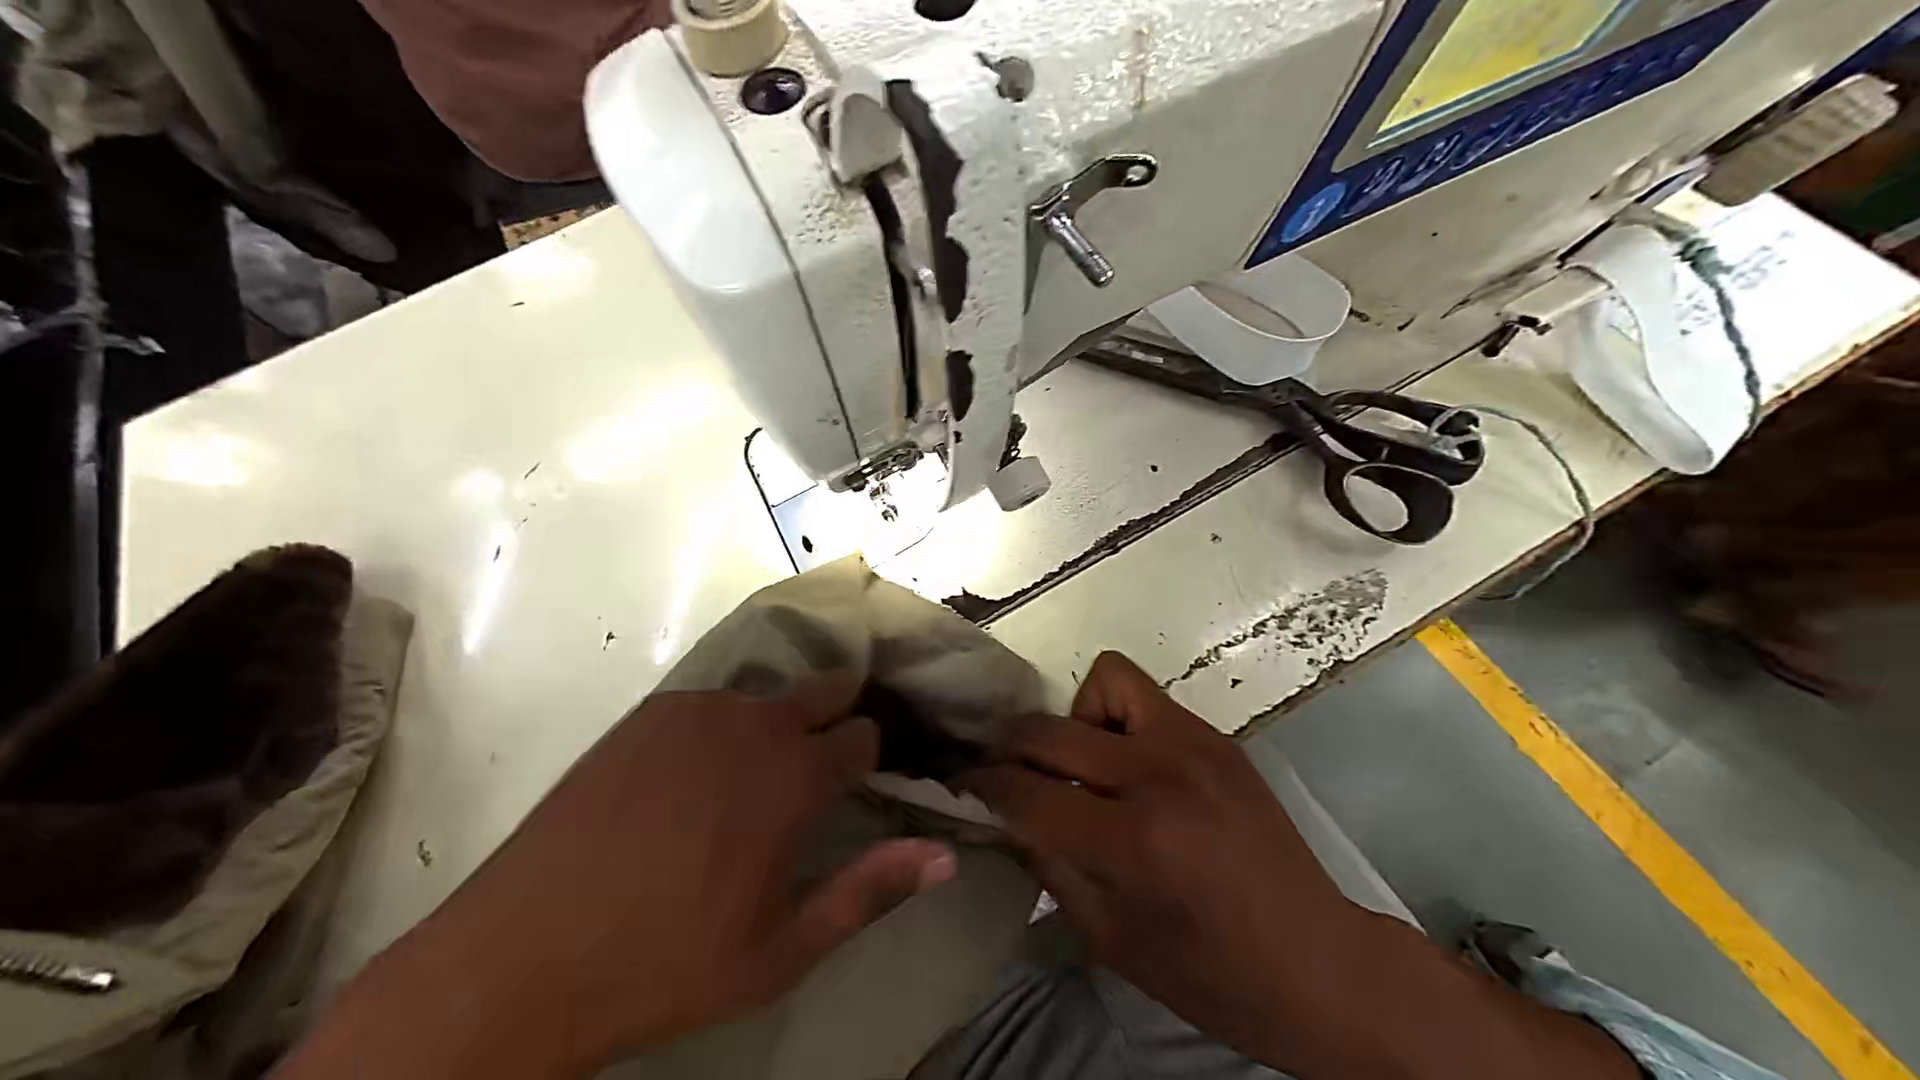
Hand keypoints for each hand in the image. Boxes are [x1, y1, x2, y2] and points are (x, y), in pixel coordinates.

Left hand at [279, 677, 955, 1078]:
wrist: (520, 960)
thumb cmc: (667, 964)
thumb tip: (948, 855)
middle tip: (822, 768)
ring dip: (778, 726)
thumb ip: (871, 889)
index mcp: (795, 775)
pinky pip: (713, 704)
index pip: (865, 733)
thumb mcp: (784, 949)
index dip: (869, 757)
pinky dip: (725, 728)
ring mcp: (695, 709)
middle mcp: (753, 721)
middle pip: (827, 687)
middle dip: (839, 715)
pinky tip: (696, 779)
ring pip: (769, 696)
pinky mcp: (647, 713)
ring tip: (751, 782)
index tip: (861, 783)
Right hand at [965, 652, 1639, 1079]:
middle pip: (1048, 731)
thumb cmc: (1210, 974)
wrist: (1322, 962)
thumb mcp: (1110, 938)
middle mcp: (1160, 776)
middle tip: (1002, 770)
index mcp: (1133, 843)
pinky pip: (1143, 695)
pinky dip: (1115, 715)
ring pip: (1102, 680)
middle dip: (1007, 747)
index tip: (959, 781)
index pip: (1026, 792)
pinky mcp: (1215, 736)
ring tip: (1079, 763)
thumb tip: (1006, 813)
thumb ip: (1049, 865)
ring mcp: (1193, 745)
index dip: (980, 785)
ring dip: (1073, 719)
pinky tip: (1125, 761)